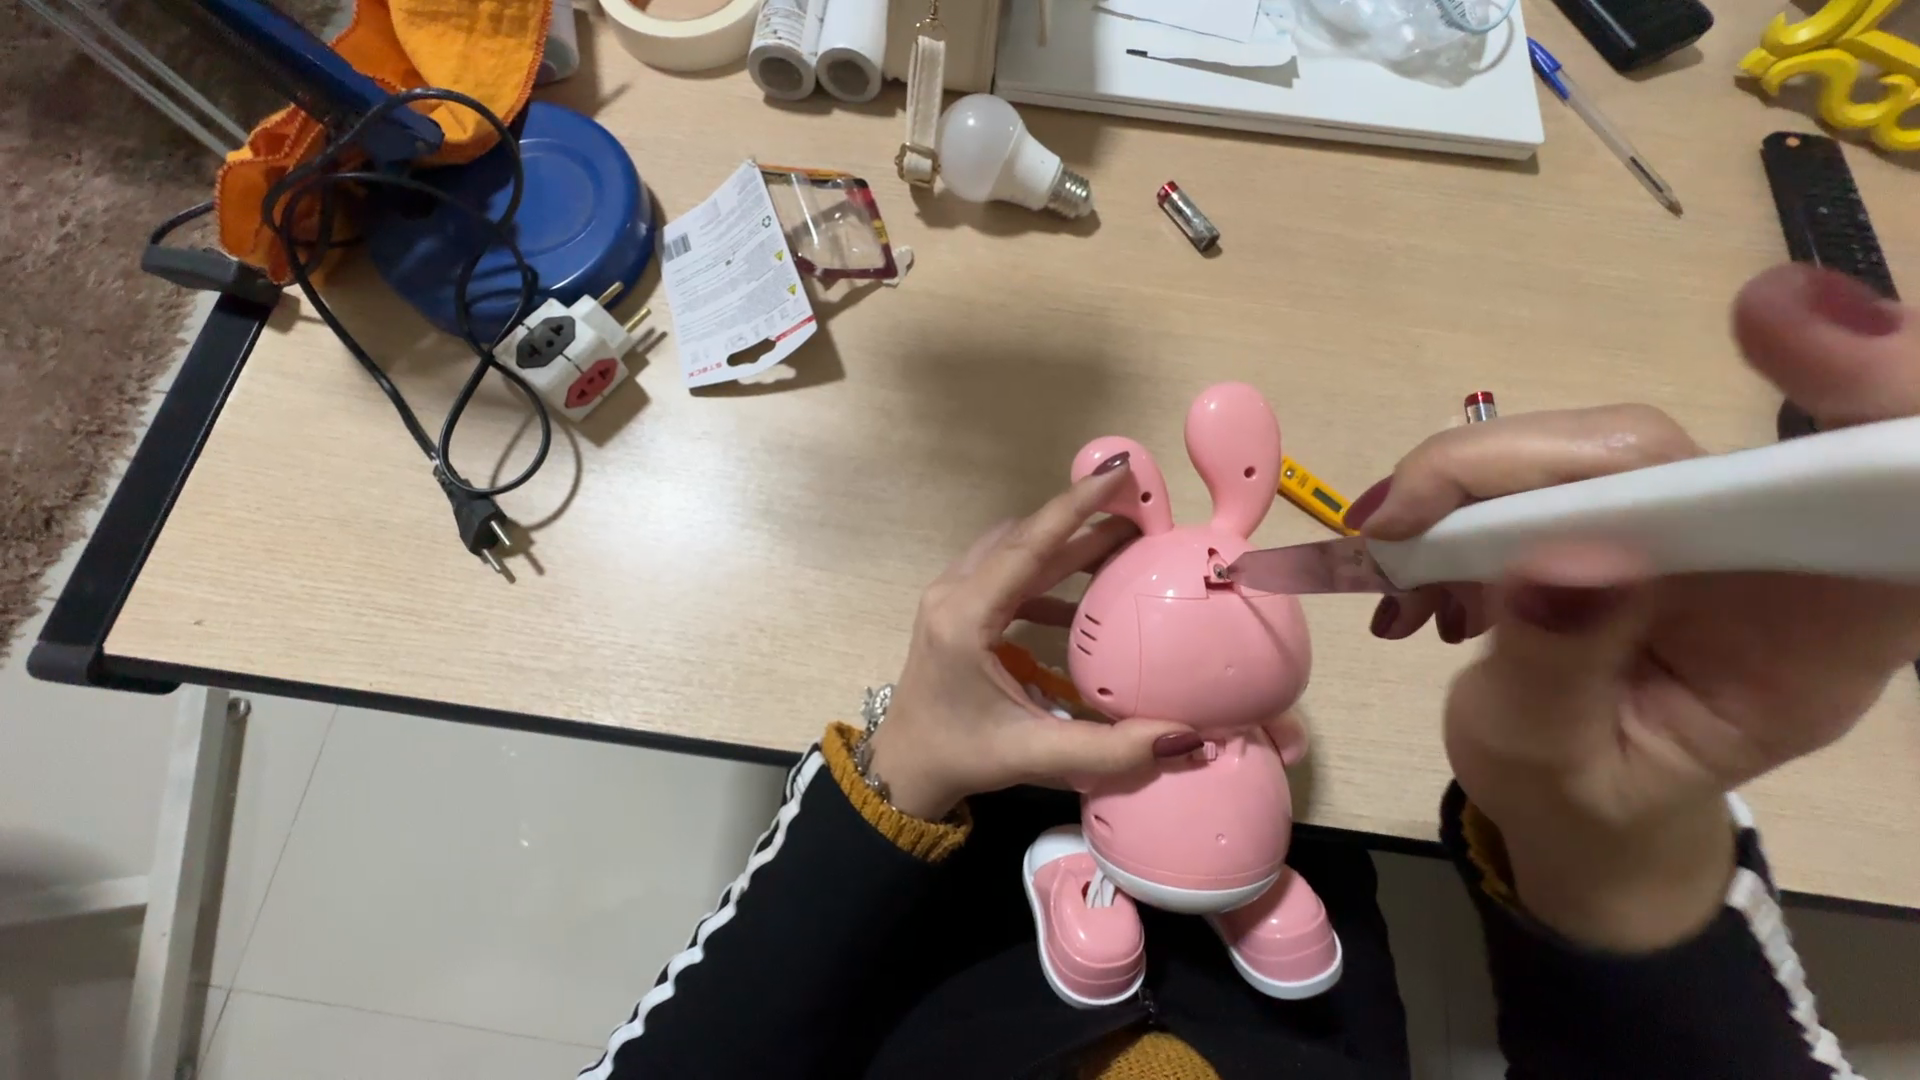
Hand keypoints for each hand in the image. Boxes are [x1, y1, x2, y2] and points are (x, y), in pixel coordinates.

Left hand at [866, 454, 1201, 819]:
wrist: (904, 768)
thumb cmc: (961, 757)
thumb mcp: (1035, 754)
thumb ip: (1110, 749)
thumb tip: (1189, 737)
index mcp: (964, 617)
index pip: (1028, 545)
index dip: (1075, 506)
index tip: (1118, 472)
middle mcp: (952, 593)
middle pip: (1023, 538)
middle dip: (1080, 519)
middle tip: (1136, 511)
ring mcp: (949, 597)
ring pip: (1013, 550)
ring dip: (1063, 544)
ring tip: (1119, 546)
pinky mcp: (956, 609)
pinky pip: (1005, 573)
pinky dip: (1044, 574)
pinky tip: (1080, 601)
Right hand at [1352, 265, 1919, 948]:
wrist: (1570, 802)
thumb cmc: (1582, 798)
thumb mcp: (1552, 758)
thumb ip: (1558, 669)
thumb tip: (1557, 559)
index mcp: (1808, 630)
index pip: (1873, 482)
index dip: (1859, 379)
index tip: (1765, 314)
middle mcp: (1750, 552)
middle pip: (1640, 451)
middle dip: (1495, 470)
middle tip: (1389, 531)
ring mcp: (1669, 526)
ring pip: (1563, 450)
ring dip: (1449, 493)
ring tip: (1388, 575)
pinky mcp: (1601, 514)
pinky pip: (1516, 472)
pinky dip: (1441, 506)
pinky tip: (1407, 573)